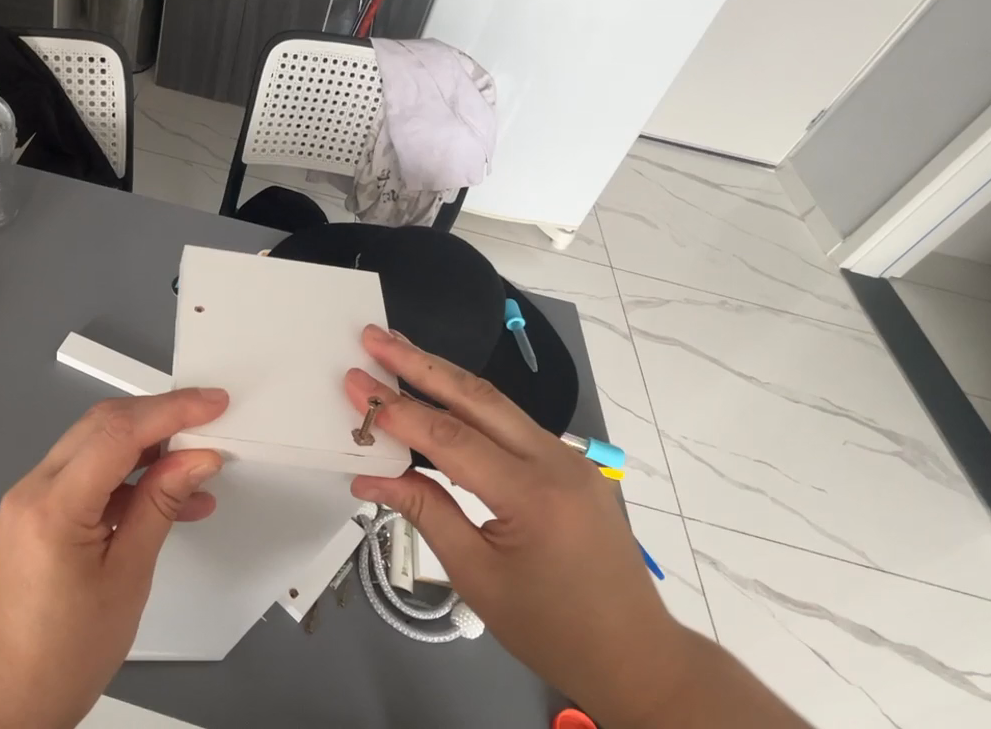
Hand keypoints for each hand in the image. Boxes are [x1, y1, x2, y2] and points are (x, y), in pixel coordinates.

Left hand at [0, 389, 228, 728]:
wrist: (16, 692)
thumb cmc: (70, 650)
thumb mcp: (129, 575)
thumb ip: (162, 504)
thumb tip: (198, 458)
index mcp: (53, 507)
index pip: (117, 433)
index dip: (171, 411)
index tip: (213, 404)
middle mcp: (32, 489)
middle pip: (102, 424)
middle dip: (159, 416)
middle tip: (209, 419)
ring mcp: (30, 496)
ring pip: (96, 442)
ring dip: (147, 444)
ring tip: (196, 462)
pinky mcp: (37, 509)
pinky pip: (87, 473)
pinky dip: (128, 475)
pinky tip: (169, 494)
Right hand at [343, 326, 673, 714]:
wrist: (636, 655)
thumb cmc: (552, 629)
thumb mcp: (477, 577)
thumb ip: (425, 513)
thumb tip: (370, 475)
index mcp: (533, 497)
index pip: (449, 438)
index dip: (397, 410)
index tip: (354, 383)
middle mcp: (556, 462)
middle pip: (476, 398)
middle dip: (419, 363)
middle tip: (374, 336)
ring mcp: (568, 458)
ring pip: (495, 402)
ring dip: (442, 375)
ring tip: (398, 350)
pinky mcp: (570, 464)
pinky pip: (511, 422)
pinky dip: (467, 403)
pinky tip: (439, 392)